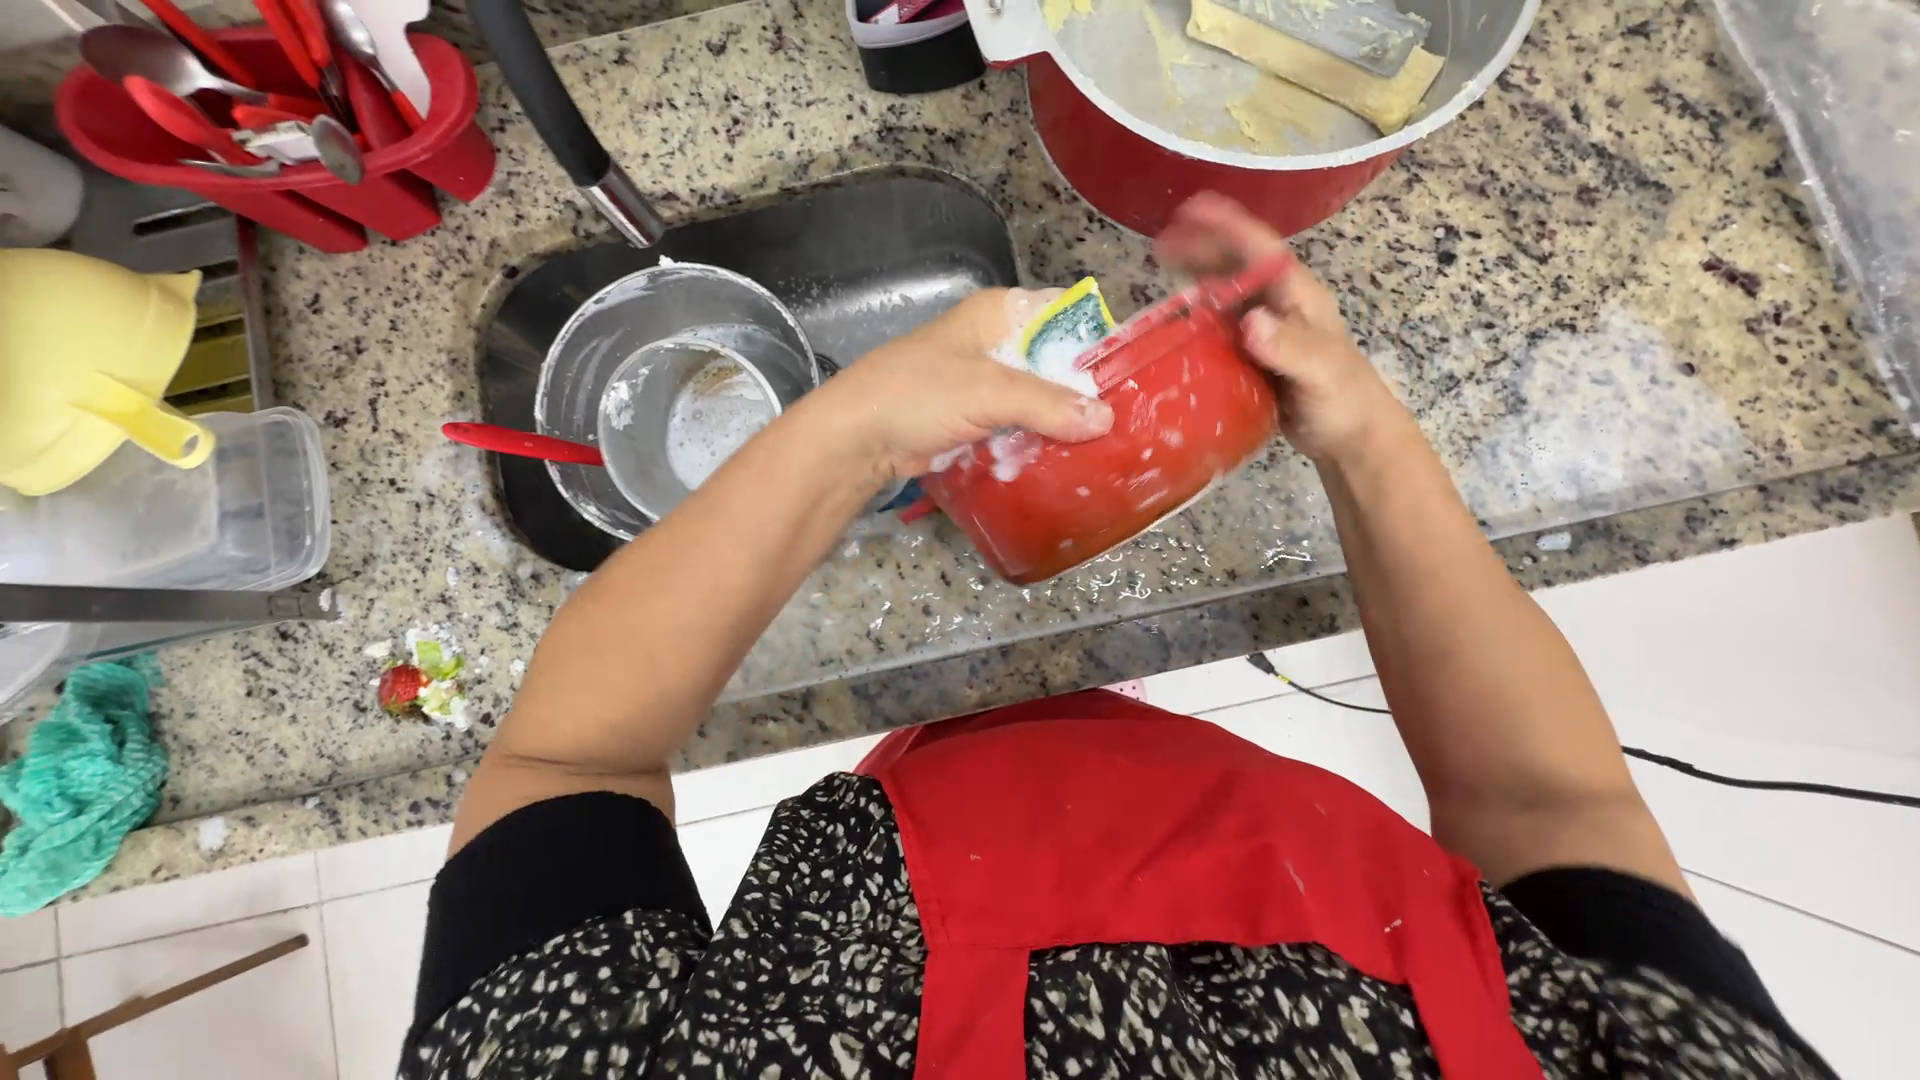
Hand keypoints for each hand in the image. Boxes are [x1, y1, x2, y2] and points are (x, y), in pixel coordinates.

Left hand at [801, 288, 1115, 482]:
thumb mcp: (989, 391)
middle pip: (1055, 362)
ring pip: (1038, 398)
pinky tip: (1064, 460)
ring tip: (1105, 445)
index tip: (1131, 377)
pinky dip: (1036, 440)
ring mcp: (984, 383)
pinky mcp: (974, 418)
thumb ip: (1048, 403)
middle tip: (1125, 420)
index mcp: (999, 313)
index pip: (1066, 315)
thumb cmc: (918, 394)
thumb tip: (1105, 418)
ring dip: (1061, 422)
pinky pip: (1018, 426)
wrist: (858, 437)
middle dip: (1084, 391)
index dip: (1098, 342)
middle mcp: (995, 342)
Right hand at [1155, 192, 1409, 463]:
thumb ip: (1290, 347)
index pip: (1261, 251)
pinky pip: (1219, 329)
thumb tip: (1251, 321)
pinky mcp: (1251, 358)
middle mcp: (1279, 306)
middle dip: (1203, 246)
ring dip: (1196, 276)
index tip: (1193, 209)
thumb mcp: (1321, 371)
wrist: (1352, 439)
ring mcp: (1264, 332)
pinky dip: (1196, 319)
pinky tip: (1175, 323)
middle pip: (1238, 264)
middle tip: (1162, 240)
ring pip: (1226, 293)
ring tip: (1162, 267)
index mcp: (1297, 298)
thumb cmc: (1344, 400)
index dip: (1228, 227)